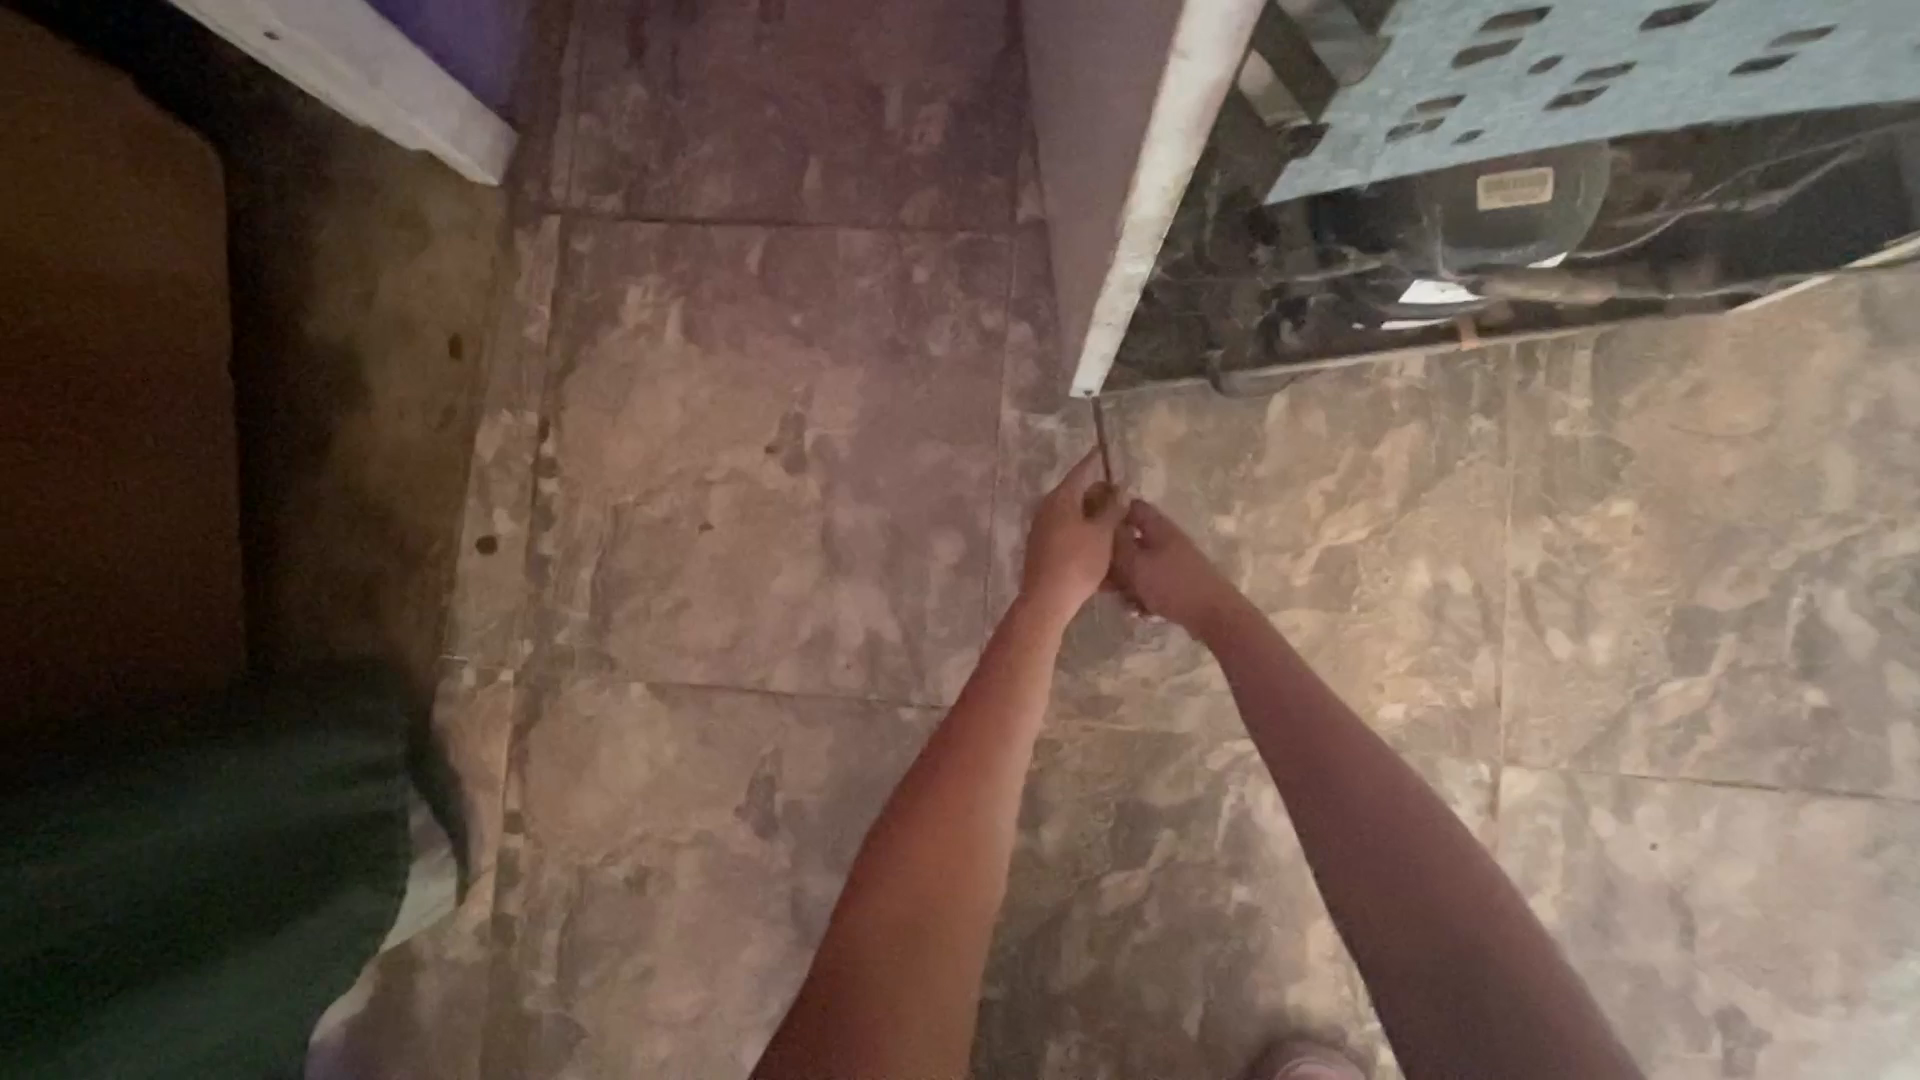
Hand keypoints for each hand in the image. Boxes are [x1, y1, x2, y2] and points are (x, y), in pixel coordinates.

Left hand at [1021, 450, 1129, 622]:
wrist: (1047, 598)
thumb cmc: (1078, 561)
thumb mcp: (1102, 534)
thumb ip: (1112, 509)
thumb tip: (1119, 491)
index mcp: (1061, 499)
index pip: (1080, 472)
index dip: (1093, 461)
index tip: (1101, 450)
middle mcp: (1046, 509)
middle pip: (1074, 493)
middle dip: (1096, 492)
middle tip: (1117, 494)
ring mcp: (1041, 529)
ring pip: (1070, 514)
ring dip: (1090, 514)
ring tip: (1112, 519)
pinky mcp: (1041, 548)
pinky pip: (1065, 531)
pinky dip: (1082, 531)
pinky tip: (1096, 541)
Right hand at [1111, 499, 1243, 635]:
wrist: (1212, 614)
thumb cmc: (1171, 584)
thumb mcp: (1136, 564)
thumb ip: (1116, 545)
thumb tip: (1101, 526)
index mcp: (1158, 528)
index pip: (1132, 507)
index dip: (1111, 513)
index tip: (1090, 528)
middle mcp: (1166, 540)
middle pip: (1132, 540)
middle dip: (1113, 558)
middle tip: (1098, 574)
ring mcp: (1173, 562)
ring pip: (1138, 564)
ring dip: (1125, 579)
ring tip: (1116, 596)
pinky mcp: (1177, 583)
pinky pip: (1150, 582)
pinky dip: (1141, 593)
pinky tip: (1138, 609)